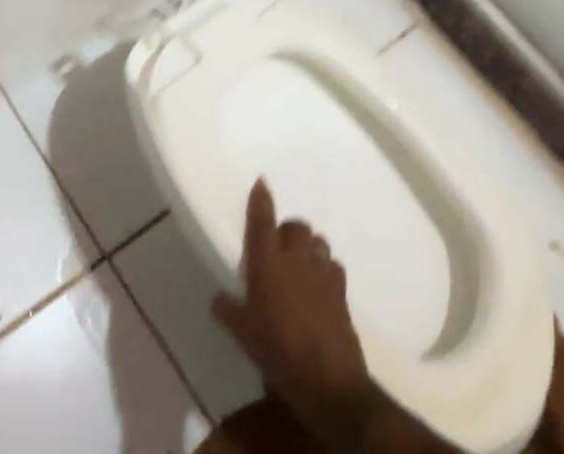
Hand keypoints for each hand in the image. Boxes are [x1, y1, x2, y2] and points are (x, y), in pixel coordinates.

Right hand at [212, 178, 368, 410]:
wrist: (327, 381)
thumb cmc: (276, 350)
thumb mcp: (241, 332)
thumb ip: (227, 308)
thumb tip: (220, 298)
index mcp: (267, 263)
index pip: (263, 221)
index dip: (261, 200)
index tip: (262, 182)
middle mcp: (296, 260)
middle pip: (297, 226)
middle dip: (287, 228)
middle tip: (276, 243)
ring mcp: (324, 275)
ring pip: (319, 242)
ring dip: (308, 246)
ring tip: (298, 261)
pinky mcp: (343, 294)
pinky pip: (334, 267)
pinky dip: (325, 267)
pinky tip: (318, 284)